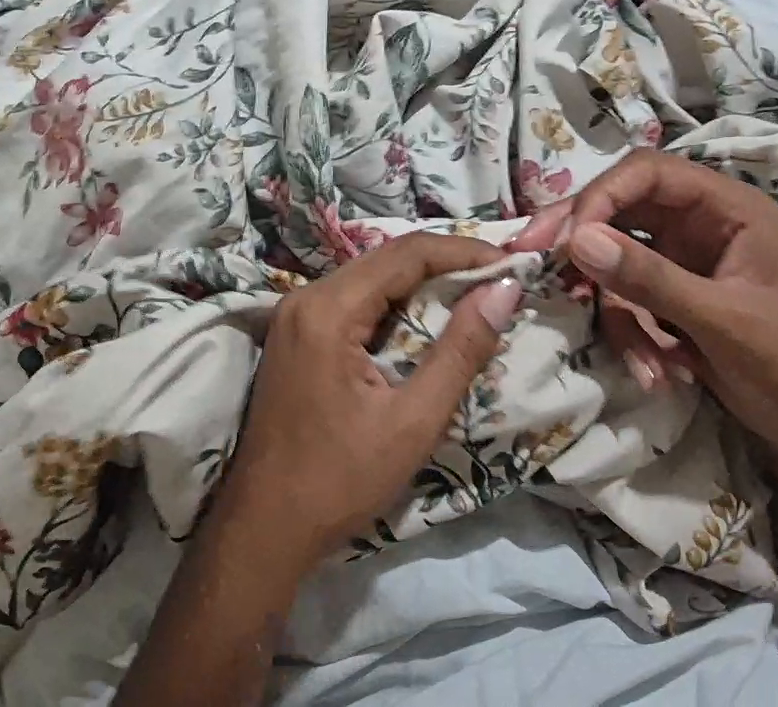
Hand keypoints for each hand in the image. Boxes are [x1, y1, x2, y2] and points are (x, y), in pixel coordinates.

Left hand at [218, 233, 523, 568]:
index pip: (406, 253)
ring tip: (475, 297)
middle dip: (447, 264)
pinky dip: (396, 305)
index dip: (463, 251)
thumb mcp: (414, 420)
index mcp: (328, 309)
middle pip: (386, 259)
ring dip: (422, 284)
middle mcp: (305, 297)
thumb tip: (503, 291)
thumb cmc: (340, 479)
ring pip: (371, 278)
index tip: (511, 263)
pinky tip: (428, 323)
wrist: (266, 526)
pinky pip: (354, 301)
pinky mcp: (296, 335)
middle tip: (500, 280)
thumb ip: (461, 350)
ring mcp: (295, 315)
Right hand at [507, 150, 777, 468]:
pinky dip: (633, 337)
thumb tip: (577, 240)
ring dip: (619, 316)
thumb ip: (650, 278)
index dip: (600, 197)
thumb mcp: (724, 320)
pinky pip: (629, 303)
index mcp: (728, 209)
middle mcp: (701, 226)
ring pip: (617, 265)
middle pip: (620, 211)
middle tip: (530, 261)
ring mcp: (684, 264)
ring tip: (647, 364)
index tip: (565, 240)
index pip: (647, 173)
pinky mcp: (673, 302)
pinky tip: (658, 374)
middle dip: (582, 245)